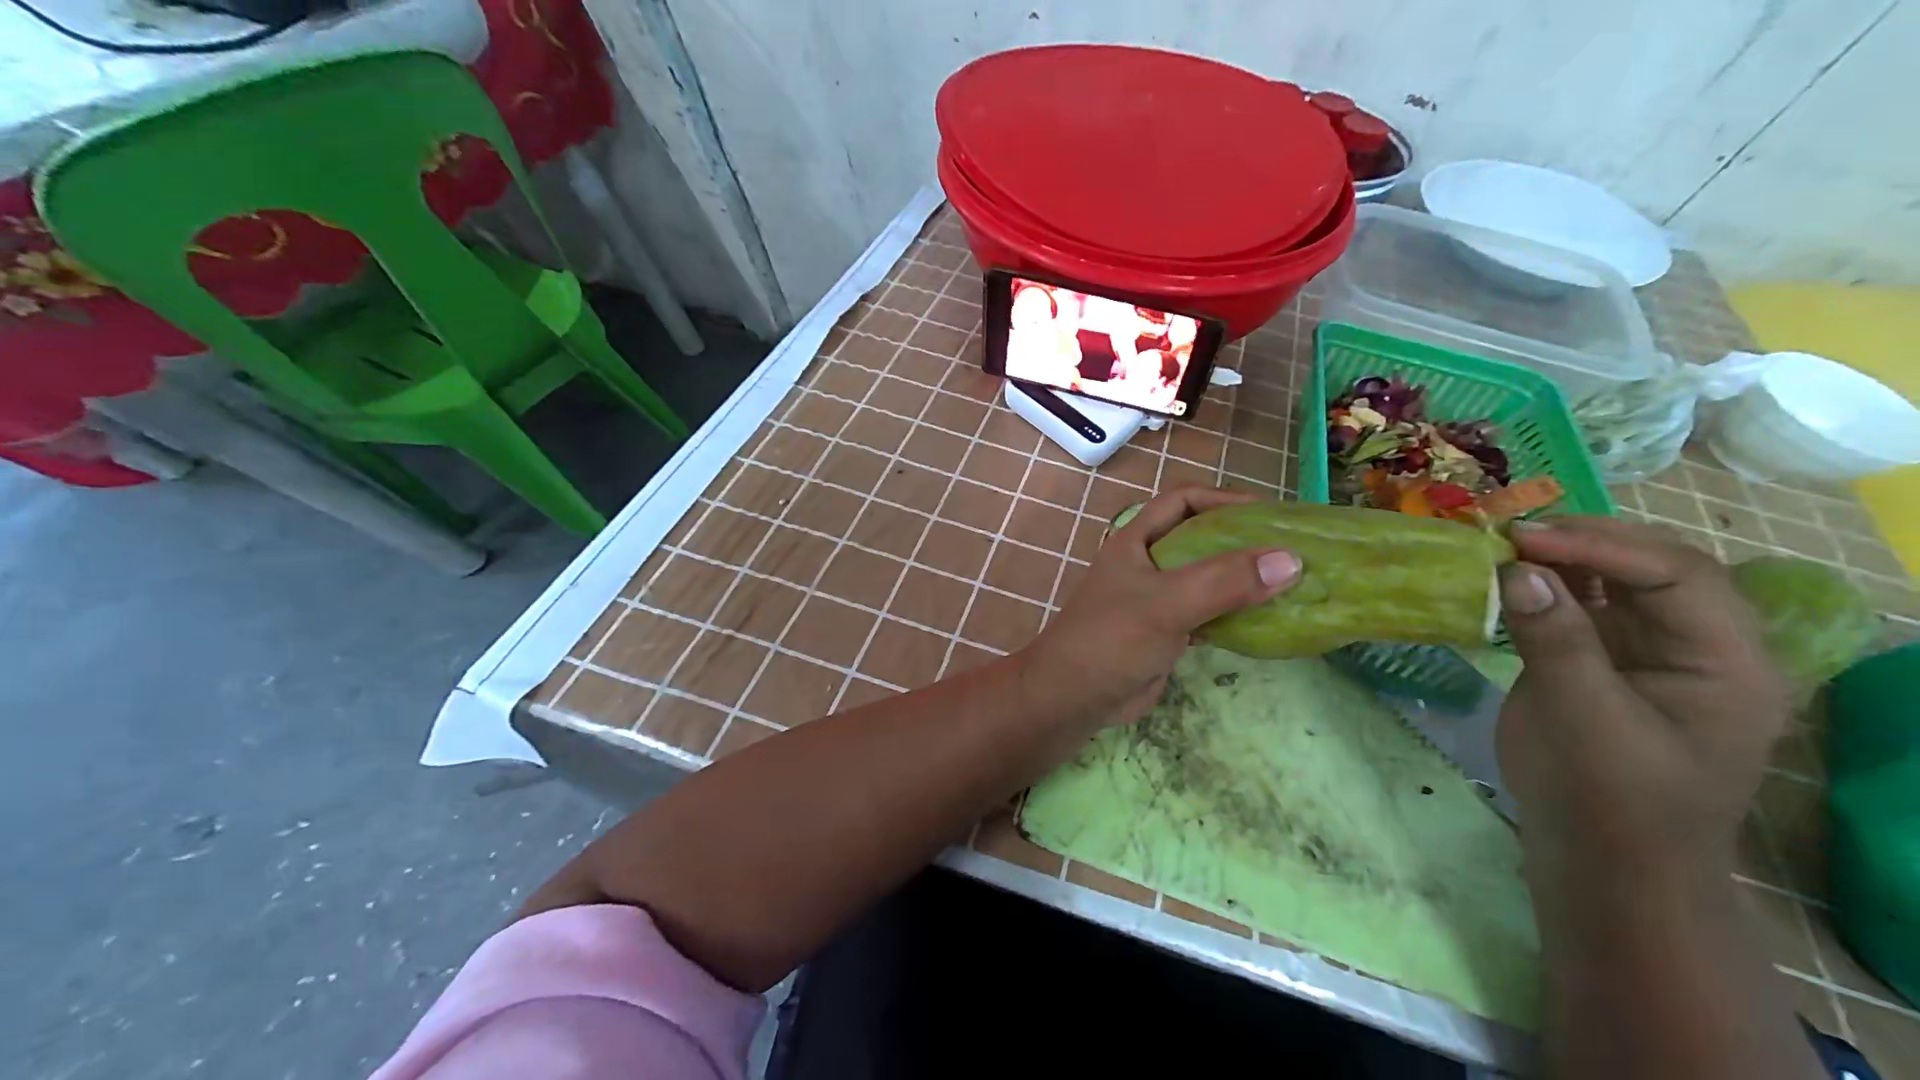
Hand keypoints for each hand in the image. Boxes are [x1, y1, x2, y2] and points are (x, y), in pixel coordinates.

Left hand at [1015, 486, 1300, 729]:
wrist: (1073, 698)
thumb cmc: (1111, 639)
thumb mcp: (1166, 603)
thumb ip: (1223, 581)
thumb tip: (1291, 560)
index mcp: (1136, 541)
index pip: (1182, 500)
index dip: (1224, 499)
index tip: (1270, 514)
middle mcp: (1147, 563)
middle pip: (1201, 538)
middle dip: (1243, 540)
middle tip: (1293, 550)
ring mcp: (1157, 598)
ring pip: (1207, 578)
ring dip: (1243, 580)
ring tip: (1292, 584)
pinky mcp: (1167, 631)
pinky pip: (1209, 613)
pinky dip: (1236, 614)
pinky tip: (1269, 621)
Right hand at [1495, 517, 1790, 886]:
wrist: (1602, 863)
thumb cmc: (1610, 801)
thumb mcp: (1585, 722)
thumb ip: (1557, 642)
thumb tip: (1518, 570)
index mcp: (1727, 663)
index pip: (1678, 576)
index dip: (1605, 547)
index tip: (1526, 537)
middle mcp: (1696, 647)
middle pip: (1651, 568)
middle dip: (1585, 542)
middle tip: (1512, 531)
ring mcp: (1647, 654)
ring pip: (1613, 582)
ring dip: (1561, 558)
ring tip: (1503, 544)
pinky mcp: (1600, 663)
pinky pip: (1578, 608)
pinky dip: (1543, 587)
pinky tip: (1507, 577)